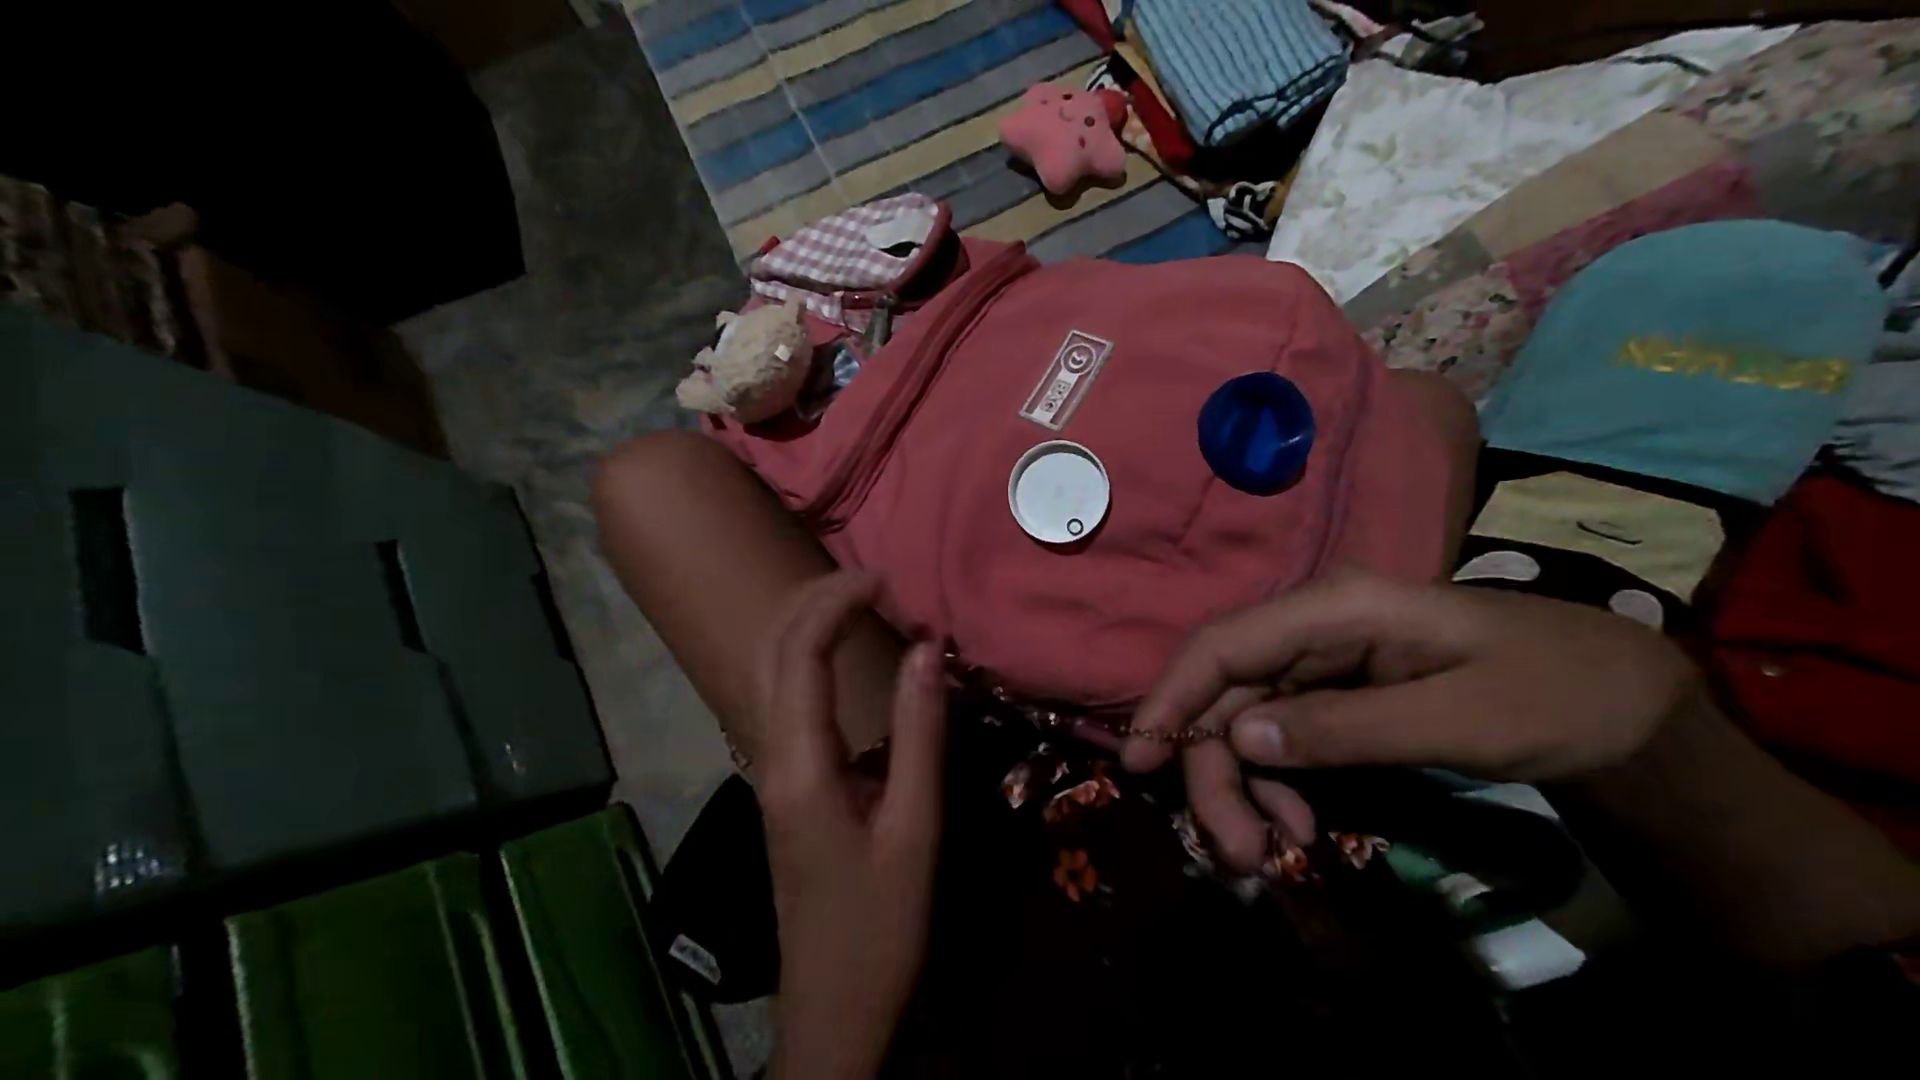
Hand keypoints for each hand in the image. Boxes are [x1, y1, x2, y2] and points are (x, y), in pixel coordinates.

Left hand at [756, 572, 946, 1079]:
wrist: (832, 1005)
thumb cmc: (880, 923)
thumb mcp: (915, 827)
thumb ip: (920, 733)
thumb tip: (928, 648)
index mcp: (799, 763)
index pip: (801, 652)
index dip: (837, 602)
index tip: (885, 581)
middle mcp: (769, 755)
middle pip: (769, 651)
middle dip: (812, 599)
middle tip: (871, 579)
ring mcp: (767, 768)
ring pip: (765, 671)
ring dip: (804, 622)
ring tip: (857, 599)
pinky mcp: (781, 782)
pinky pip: (780, 697)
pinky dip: (807, 654)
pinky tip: (840, 653)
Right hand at [1123, 571, 1695, 872]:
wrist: (1625, 703)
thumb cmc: (1558, 695)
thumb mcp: (1461, 719)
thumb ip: (1347, 728)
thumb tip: (1239, 741)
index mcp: (1335, 609)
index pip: (1224, 645)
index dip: (1171, 697)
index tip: (1139, 760)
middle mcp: (1311, 630)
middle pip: (1225, 694)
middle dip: (1213, 770)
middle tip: (1233, 852)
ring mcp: (1319, 665)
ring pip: (1241, 722)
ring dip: (1240, 788)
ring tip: (1270, 850)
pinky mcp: (1331, 698)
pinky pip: (1275, 741)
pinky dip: (1273, 788)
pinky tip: (1296, 825)